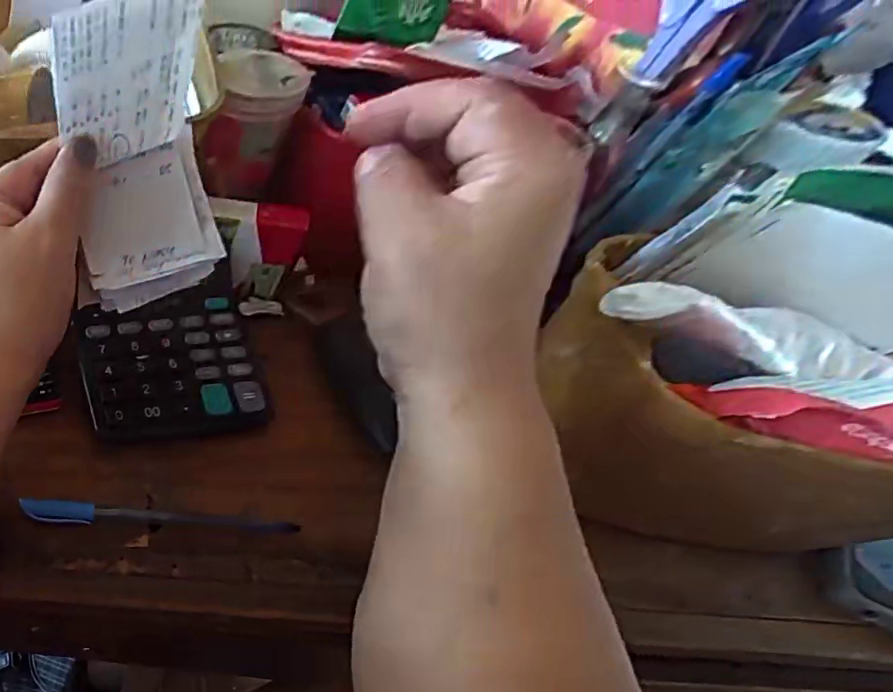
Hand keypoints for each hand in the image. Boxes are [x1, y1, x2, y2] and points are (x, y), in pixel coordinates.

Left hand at [0, 136, 96, 384]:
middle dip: (65, 196)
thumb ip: (68, 189)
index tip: (104, 149)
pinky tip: (71, 265)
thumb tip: (82, 143)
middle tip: (108, 190)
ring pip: (26, 231)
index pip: (27, 166)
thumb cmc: (22, 304)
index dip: (66, 157)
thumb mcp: (51, 240)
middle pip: (25, 199)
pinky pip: (22, 259)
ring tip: (97, 227)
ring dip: (60, 228)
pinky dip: (47, 256)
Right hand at [343, 80, 587, 398]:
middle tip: (358, 144)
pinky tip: (398, 205)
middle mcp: (545, 175)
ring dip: (419, 158)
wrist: (461, 391)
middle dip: (413, 126)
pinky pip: (471, 192)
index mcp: (529, 161)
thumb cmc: (433, 314)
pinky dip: (431, 189)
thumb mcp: (396, 232)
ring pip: (471, 158)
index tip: (347, 129)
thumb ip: (383, 172)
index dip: (402, 106)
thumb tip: (377, 157)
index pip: (467, 99)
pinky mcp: (510, 241)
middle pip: (477, 122)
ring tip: (371, 170)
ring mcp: (532, 211)